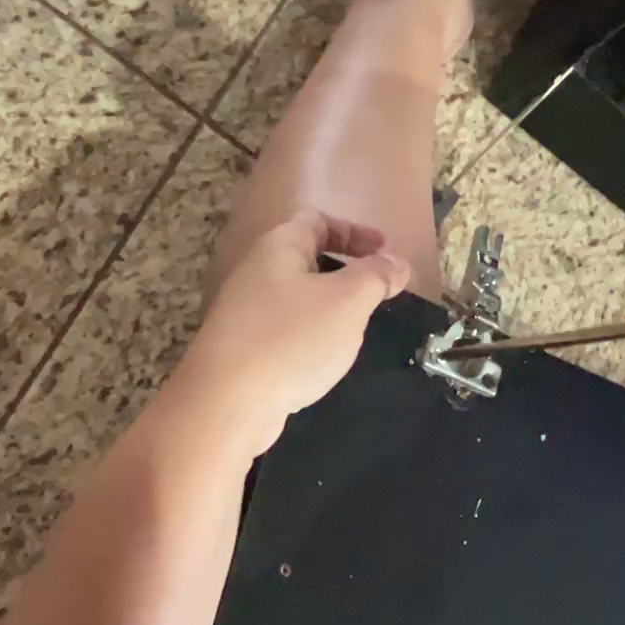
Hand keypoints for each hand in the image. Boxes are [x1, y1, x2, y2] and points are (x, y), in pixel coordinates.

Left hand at [171, 211, 410, 458]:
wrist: (227, 403)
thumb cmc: (291, 340)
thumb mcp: (347, 302)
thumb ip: (376, 277)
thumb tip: (397, 262)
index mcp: (278, 248)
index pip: (317, 220)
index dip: (355, 231)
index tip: (386, 253)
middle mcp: (256, 273)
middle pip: (305, 258)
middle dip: (345, 272)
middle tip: (376, 294)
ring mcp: (244, 314)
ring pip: (296, 298)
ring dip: (329, 308)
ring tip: (355, 330)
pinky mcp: (242, 350)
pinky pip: (284, 331)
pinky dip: (309, 337)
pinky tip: (322, 361)